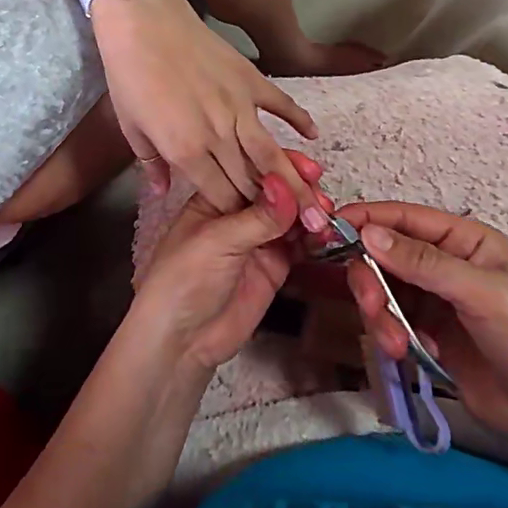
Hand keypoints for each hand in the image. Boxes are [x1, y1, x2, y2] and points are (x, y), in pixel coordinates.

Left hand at [93, 0, 324, 219]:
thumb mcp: (130, 126)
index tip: (253, 228)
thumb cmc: (129, 75)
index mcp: (187, 151)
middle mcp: (220, 136)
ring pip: (273, 153)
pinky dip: (300, 119)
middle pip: (253, 182)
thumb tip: (164, 193)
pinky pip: (282, 104)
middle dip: (277, 209)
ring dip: (296, 180)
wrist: (143, 20)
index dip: (239, 217)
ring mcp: (241, 107)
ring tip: (318, 201)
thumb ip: (152, 164)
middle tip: (302, 226)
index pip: (222, 196)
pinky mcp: (252, 80)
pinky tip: (314, 136)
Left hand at [131, 163, 317, 371]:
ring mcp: (257, 239)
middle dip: (301, 191)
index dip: (280, 167)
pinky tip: (325, 236)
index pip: (252, 171)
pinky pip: (299, 245)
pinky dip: (314, 239)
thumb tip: (288, 186)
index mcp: (215, 196)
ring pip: (292, 217)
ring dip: (311, 214)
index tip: (307, 169)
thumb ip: (258, 217)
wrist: (181, 341)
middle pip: (277, 193)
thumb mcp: (217, 242)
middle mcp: (238, 213)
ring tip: (326, 217)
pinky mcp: (274, 265)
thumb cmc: (183, 281)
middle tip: (320, 198)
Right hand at [337, 202, 507, 444]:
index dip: (366, 220)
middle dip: (370, 280)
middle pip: (384, 257)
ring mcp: (433, 302)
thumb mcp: (484, 295)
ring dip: (380, 316)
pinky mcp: (427, 337)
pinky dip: (390, 337)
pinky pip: (390, 325)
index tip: (328, 229)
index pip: (405, 219)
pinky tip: (409, 356)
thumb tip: (368, 233)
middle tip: (372, 308)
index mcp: (464, 241)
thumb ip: (424, 264)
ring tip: (398, 345)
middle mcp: (444, 265)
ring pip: (382, 293)